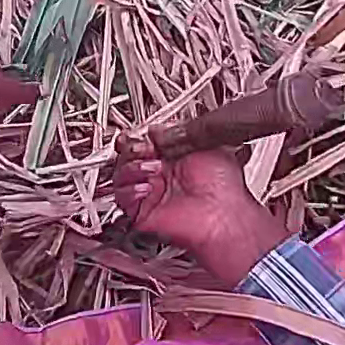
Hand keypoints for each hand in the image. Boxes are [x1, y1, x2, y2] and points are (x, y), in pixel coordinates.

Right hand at [111, 136, 290, 287]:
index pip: (142, 142)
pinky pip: (121, 197)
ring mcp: (150, 192)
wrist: (223, 215)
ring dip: (132, 167)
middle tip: (145, 149)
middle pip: (126, 156)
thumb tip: (155, 129)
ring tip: (151, 168)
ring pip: (120, 173)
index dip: (139, 137)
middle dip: (133, 148)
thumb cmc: (224, 187)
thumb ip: (178, 132)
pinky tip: (146, 186)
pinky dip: (129, 189)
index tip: (144, 135)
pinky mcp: (141, 211)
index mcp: (173, 158)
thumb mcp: (206, 144)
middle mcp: (160, 175)